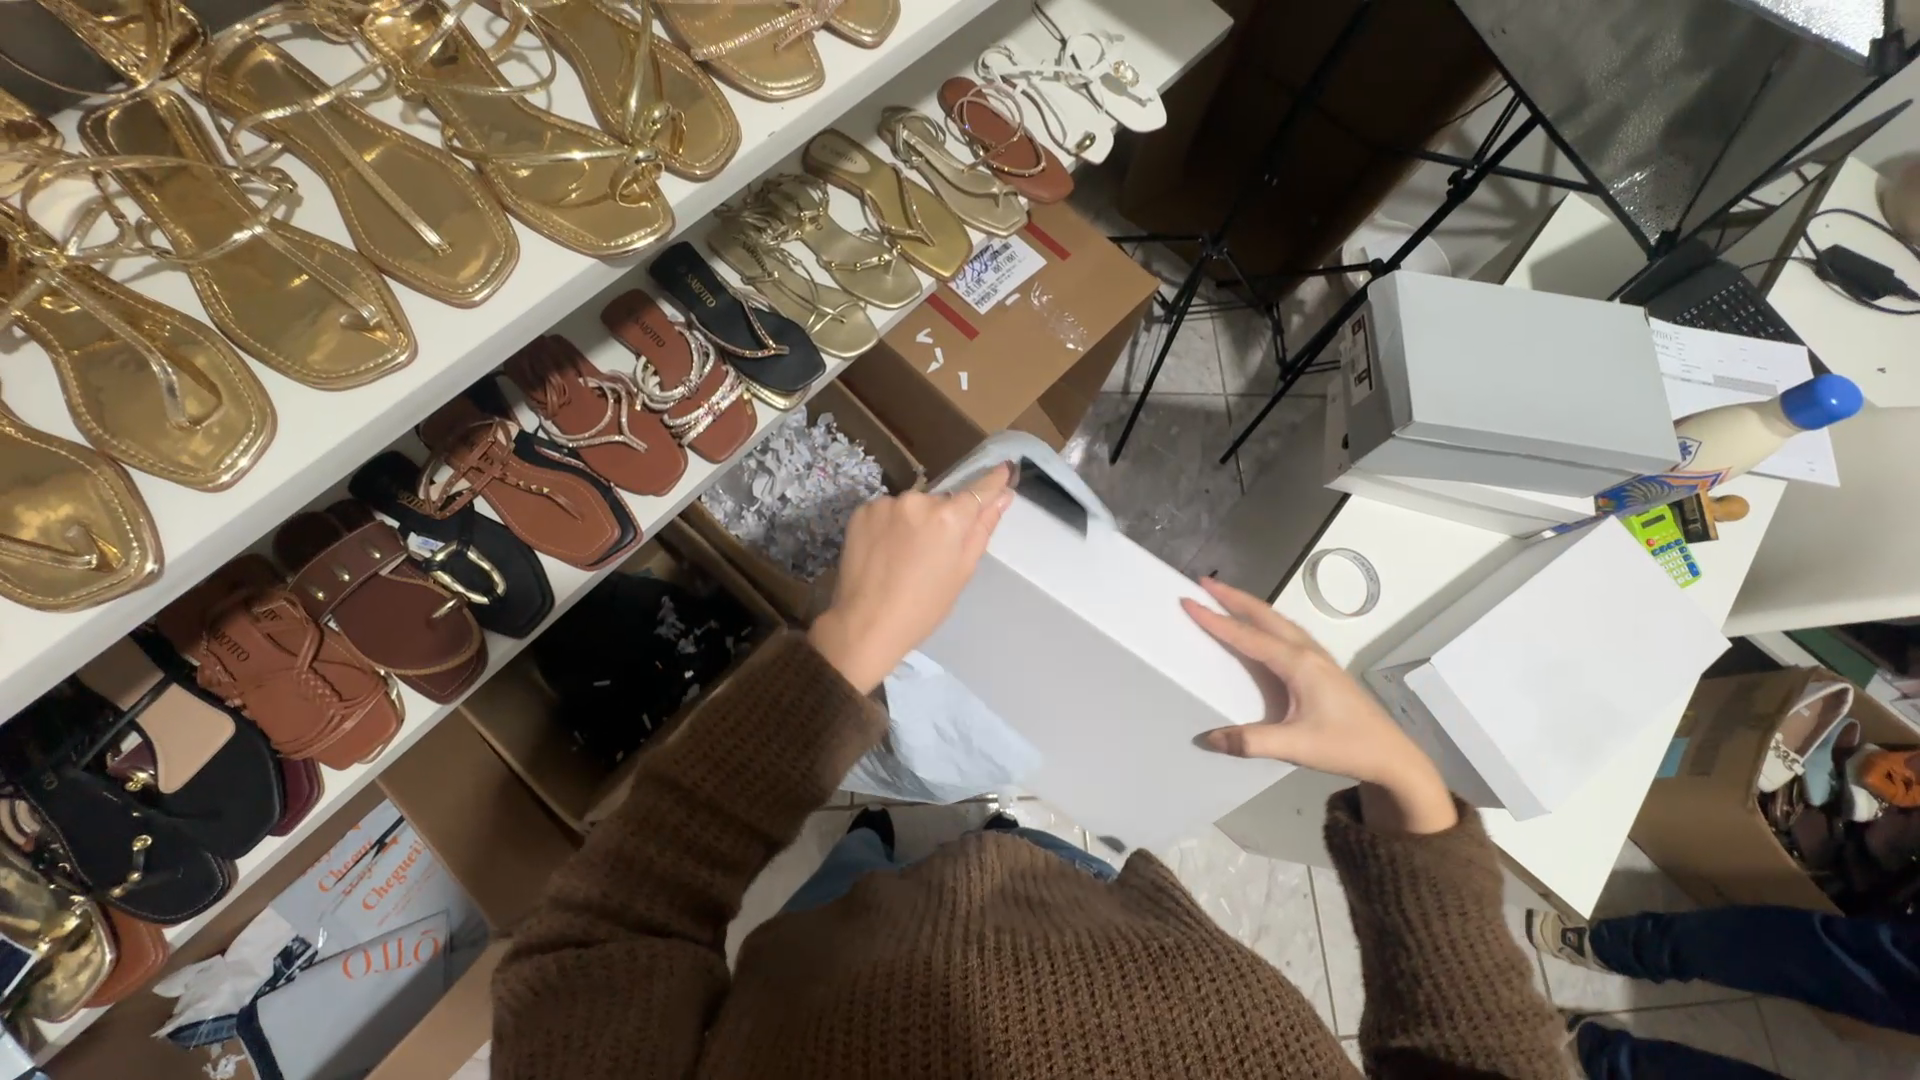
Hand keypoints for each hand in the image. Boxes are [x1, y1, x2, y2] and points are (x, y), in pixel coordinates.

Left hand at [808, 464, 1015, 694]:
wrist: (865, 624)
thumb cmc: (924, 607)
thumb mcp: (962, 571)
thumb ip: (982, 528)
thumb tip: (1002, 496)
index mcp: (949, 518)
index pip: (979, 489)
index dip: (994, 481)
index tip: (1005, 469)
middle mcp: (918, 500)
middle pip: (940, 502)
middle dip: (942, 519)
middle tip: (932, 553)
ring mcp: (886, 504)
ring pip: (911, 507)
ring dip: (913, 522)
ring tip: (903, 557)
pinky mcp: (861, 511)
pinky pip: (886, 512)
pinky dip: (889, 526)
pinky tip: (883, 552)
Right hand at [1183, 578, 1457, 834]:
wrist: (1393, 757)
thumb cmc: (1347, 747)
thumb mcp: (1295, 747)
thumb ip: (1250, 742)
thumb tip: (1208, 737)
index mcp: (1298, 664)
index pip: (1248, 636)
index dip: (1216, 619)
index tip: (1189, 602)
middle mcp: (1308, 652)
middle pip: (1265, 615)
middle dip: (1233, 597)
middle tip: (1204, 583)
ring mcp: (1319, 657)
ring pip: (1278, 621)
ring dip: (1250, 606)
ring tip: (1225, 597)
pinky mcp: (1323, 667)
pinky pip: (1287, 632)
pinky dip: (1265, 620)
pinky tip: (1260, 627)